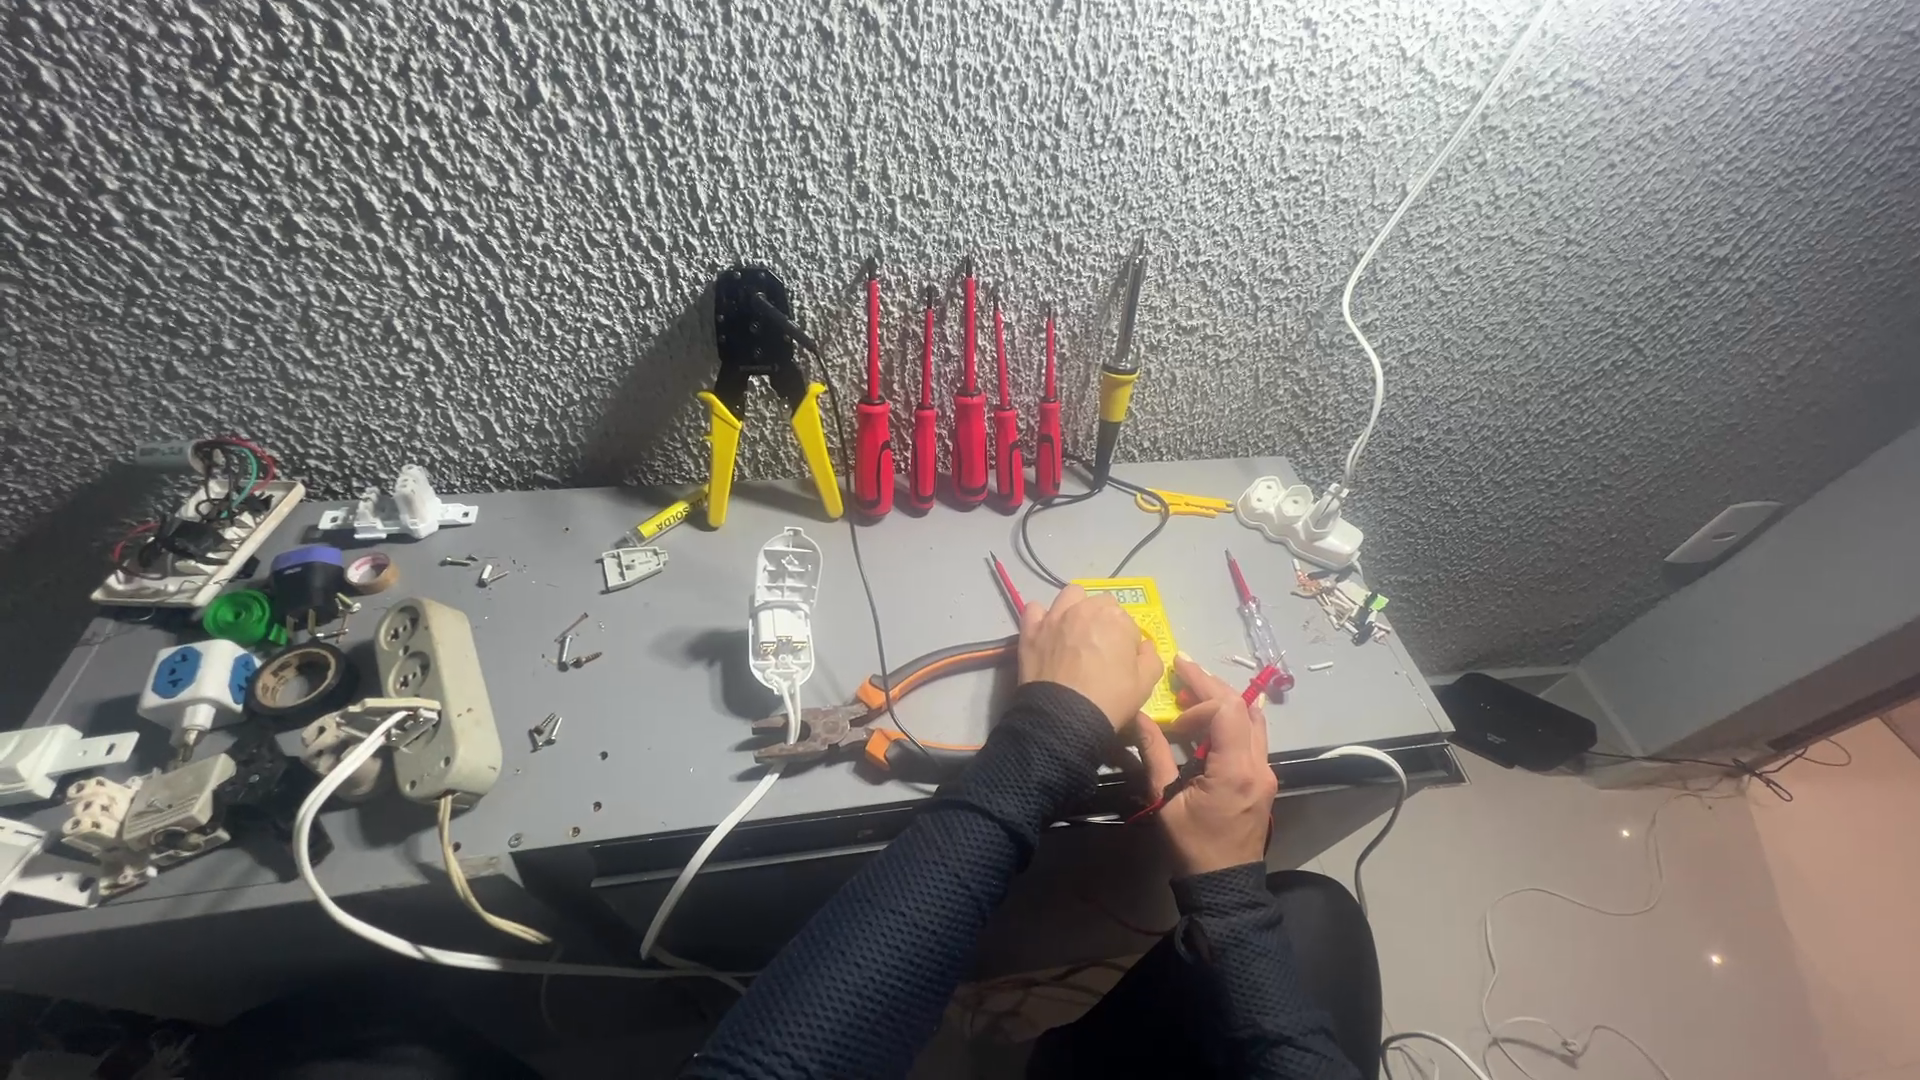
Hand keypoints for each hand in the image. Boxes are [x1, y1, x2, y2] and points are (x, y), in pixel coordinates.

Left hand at [1018, 584, 1165, 730]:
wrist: (1064, 717)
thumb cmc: (1110, 699)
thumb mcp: (1145, 684)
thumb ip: (1151, 659)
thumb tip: (1145, 646)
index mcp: (1116, 619)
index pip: (1127, 623)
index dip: (1126, 642)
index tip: (1121, 660)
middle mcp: (1085, 609)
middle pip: (1100, 604)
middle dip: (1104, 621)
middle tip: (1100, 648)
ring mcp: (1055, 617)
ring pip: (1070, 595)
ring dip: (1076, 607)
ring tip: (1075, 631)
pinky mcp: (1031, 629)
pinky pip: (1034, 609)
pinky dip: (1041, 617)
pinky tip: (1046, 631)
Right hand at [1132, 654, 1278, 876]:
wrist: (1223, 887)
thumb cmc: (1191, 846)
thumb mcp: (1165, 801)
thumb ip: (1154, 753)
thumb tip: (1138, 715)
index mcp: (1237, 771)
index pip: (1227, 711)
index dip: (1199, 704)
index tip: (1175, 721)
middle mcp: (1260, 766)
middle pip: (1243, 708)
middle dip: (1210, 684)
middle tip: (1182, 665)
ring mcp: (1266, 772)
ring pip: (1252, 719)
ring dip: (1224, 698)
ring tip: (1196, 684)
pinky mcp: (1262, 779)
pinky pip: (1253, 735)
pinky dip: (1233, 717)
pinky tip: (1219, 711)